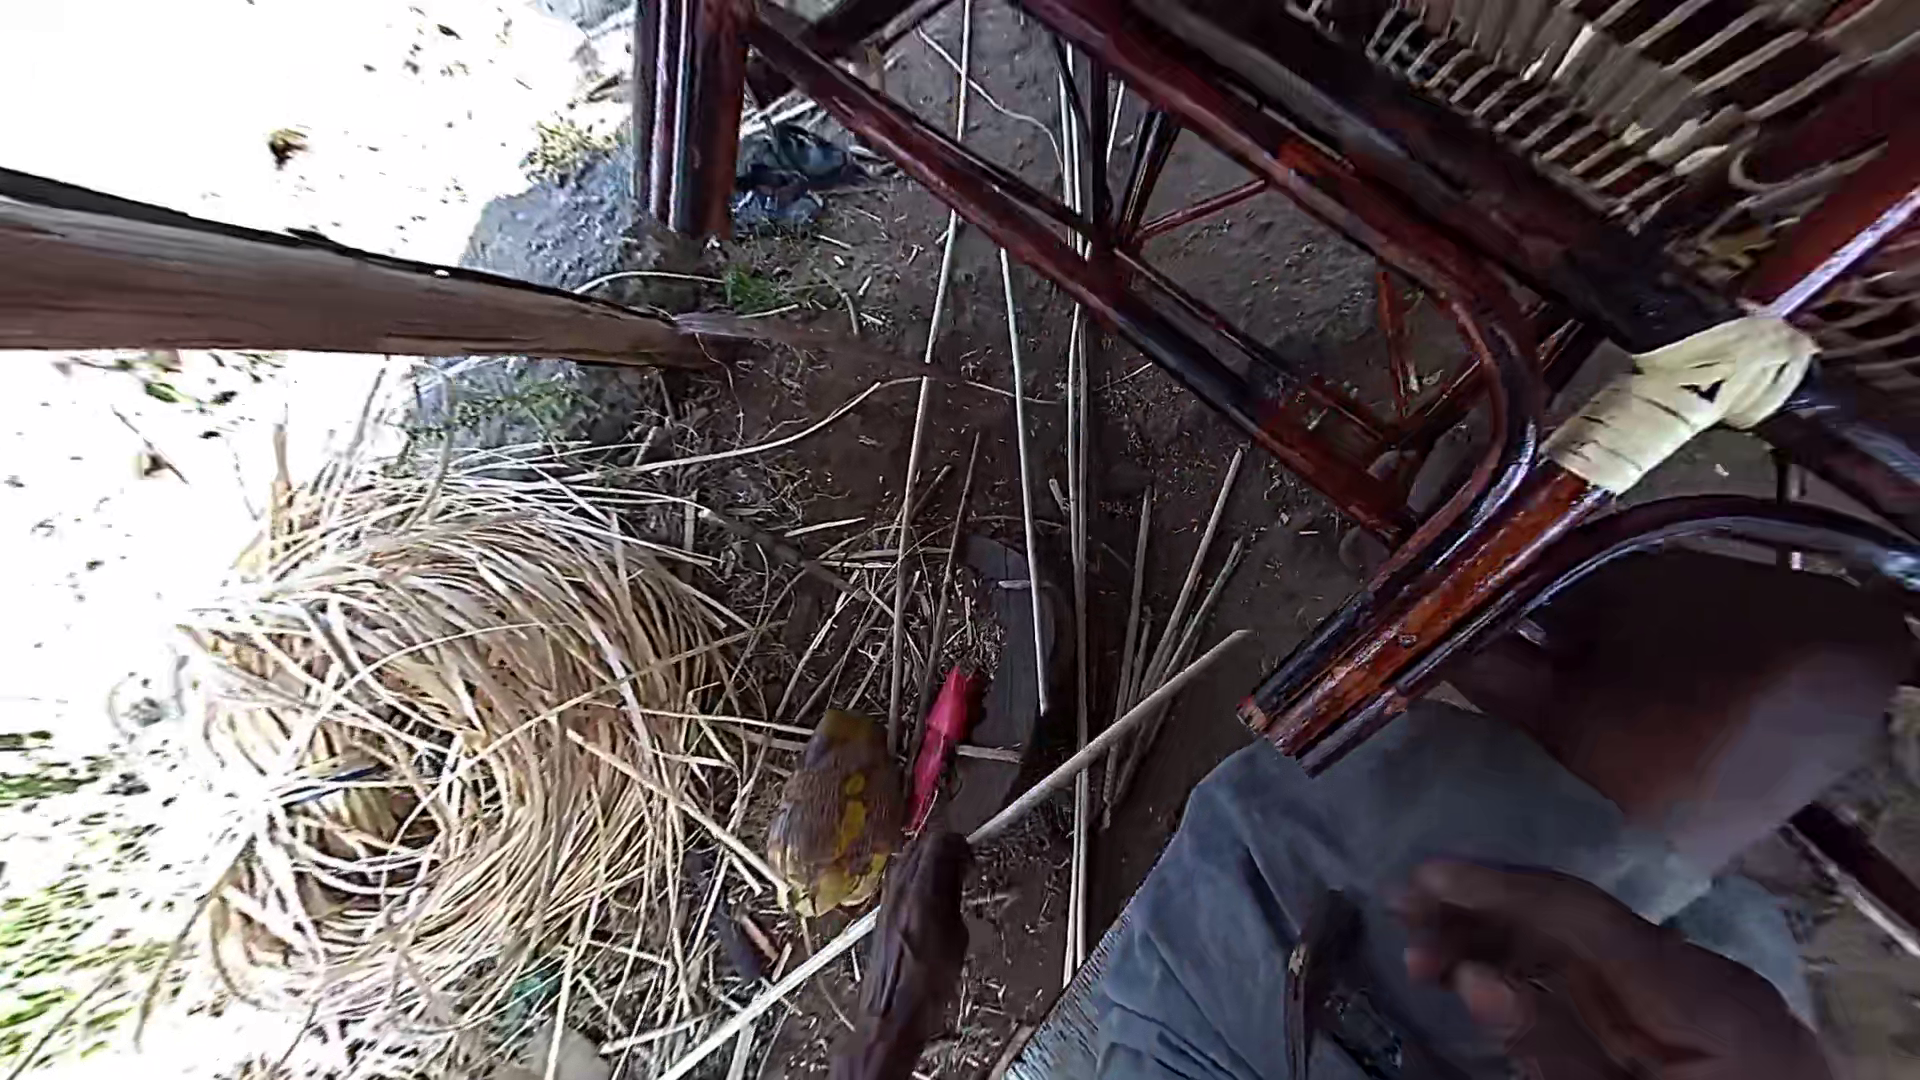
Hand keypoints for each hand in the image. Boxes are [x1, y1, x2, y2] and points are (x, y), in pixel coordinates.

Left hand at [832, 832, 970, 1079]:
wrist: (889, 1016)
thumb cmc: (928, 986)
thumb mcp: (956, 938)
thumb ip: (953, 897)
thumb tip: (957, 872)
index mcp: (923, 890)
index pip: (940, 842)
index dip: (960, 844)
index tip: (970, 858)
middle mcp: (901, 886)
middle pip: (922, 843)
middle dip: (944, 847)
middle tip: (961, 864)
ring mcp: (887, 896)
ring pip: (908, 856)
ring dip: (928, 858)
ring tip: (945, 877)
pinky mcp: (880, 909)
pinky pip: (899, 875)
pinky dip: (916, 873)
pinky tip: (927, 894)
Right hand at [1397, 860, 1829, 1079]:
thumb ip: (1554, 1052)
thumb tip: (1469, 978)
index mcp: (1710, 998)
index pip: (1579, 910)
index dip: (1493, 885)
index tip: (1422, 878)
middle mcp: (1691, 968)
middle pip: (1556, 913)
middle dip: (1470, 911)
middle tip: (1400, 914)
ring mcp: (1671, 980)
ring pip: (1549, 929)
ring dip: (1476, 936)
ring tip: (1417, 956)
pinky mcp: (1648, 999)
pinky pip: (1562, 958)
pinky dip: (1506, 960)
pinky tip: (1459, 969)